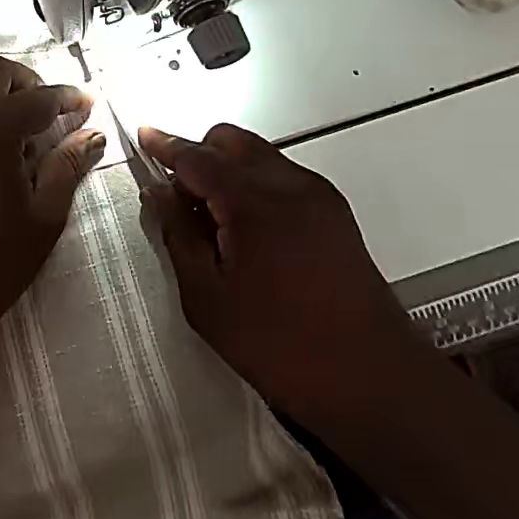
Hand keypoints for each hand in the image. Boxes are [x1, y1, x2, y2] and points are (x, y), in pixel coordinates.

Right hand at [138, 124, 435, 420]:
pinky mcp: (335, 212)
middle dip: (197, 153)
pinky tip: (244, 228)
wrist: (373, 382)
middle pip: (231, 141)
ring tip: (209, 217)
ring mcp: (318, 196)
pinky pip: (281, 175)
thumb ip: (178, 234)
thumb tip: (160, 195)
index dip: (165, 145)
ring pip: (258, 154)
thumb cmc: (284, 348)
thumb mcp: (208, 298)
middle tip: (175, 192)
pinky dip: (253, 182)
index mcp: (255, 203)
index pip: (197, 156)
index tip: (145, 136)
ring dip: (226, 168)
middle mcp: (290, 186)